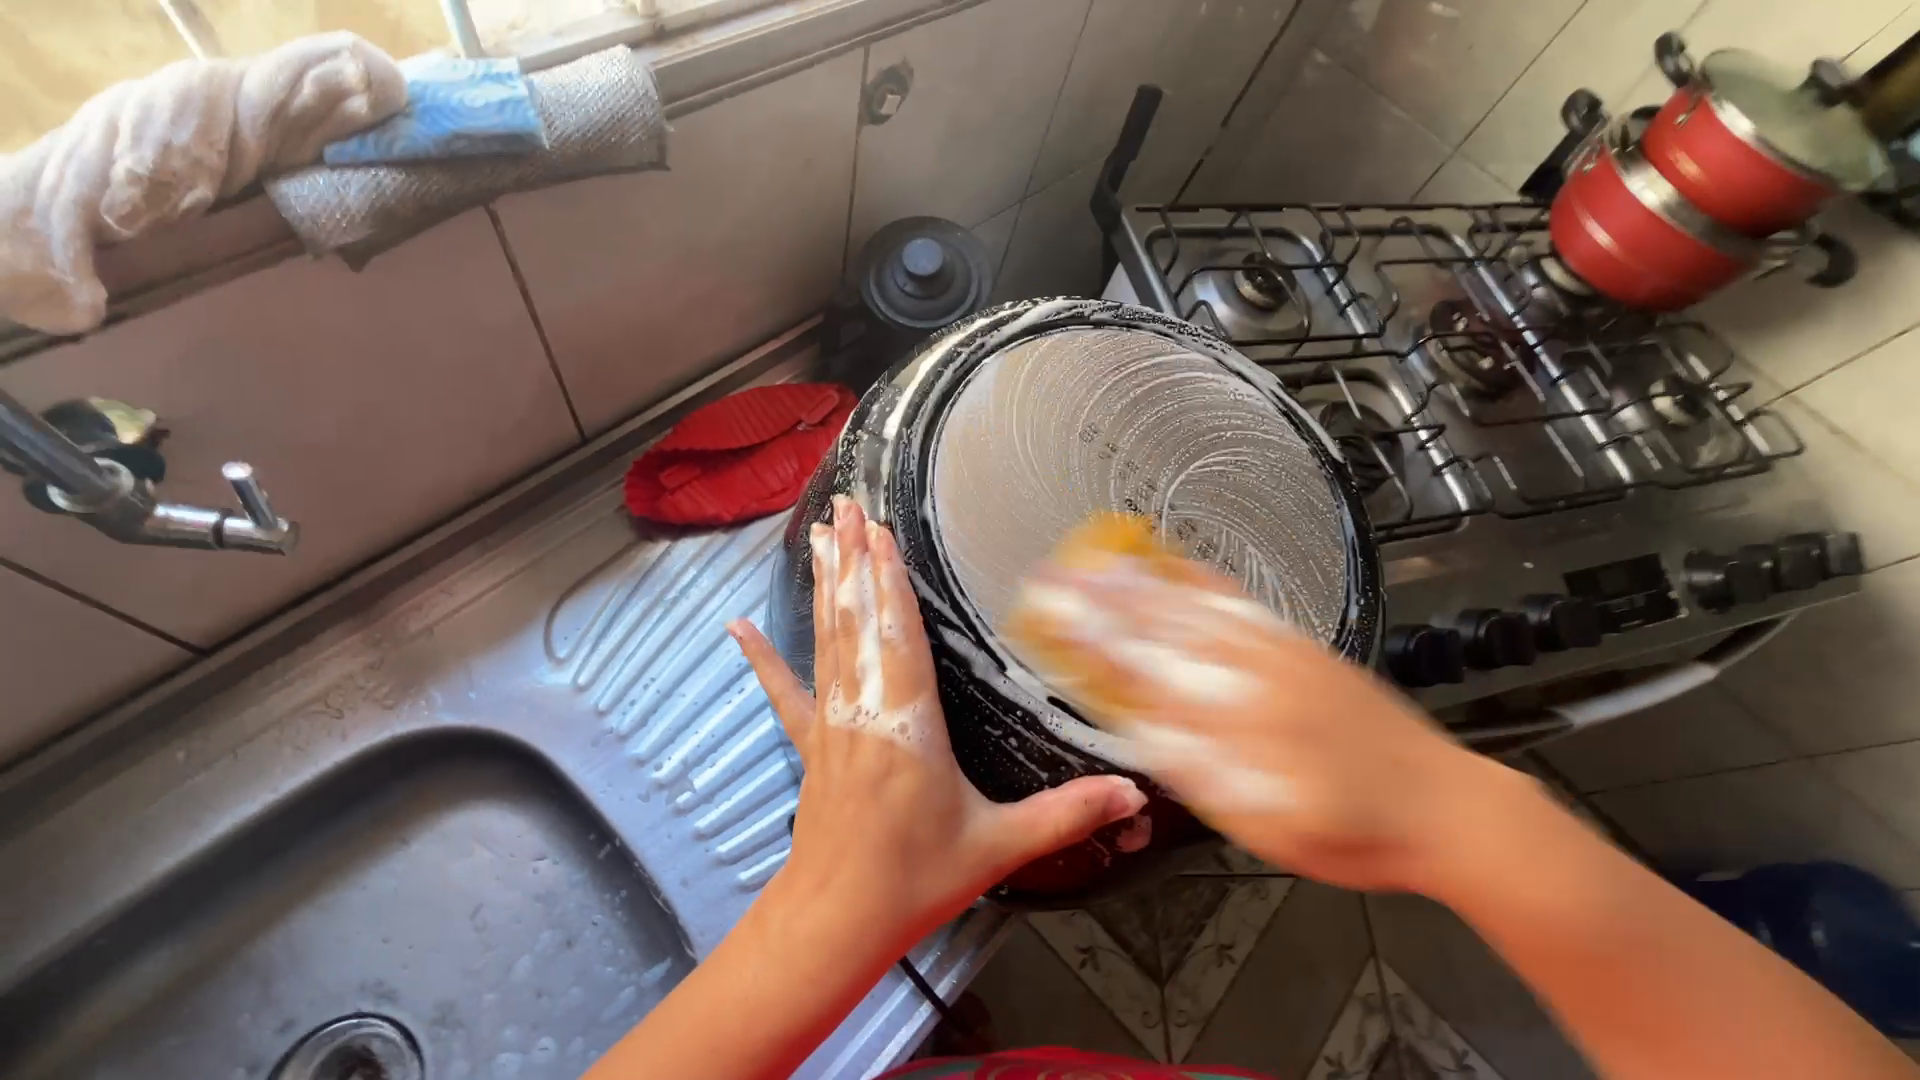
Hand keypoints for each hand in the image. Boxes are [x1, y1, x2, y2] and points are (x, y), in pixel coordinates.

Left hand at [728, 496, 1147, 952]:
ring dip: (824, 584)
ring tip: (819, 534)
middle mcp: (863, 711)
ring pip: (825, 640)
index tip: (879, 529)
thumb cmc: (916, 879)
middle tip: (844, 504)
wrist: (836, 921)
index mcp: (908, 724)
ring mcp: (830, 724)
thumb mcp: (999, 845)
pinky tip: (735, 627)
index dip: (889, 580)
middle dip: (853, 559)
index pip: (897, 635)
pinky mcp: (810, 744)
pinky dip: (762, 657)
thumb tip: (1135, 793)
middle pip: (856, 621)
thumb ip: (1067, 813)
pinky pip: (784, 691)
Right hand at [1014, 553, 1495, 894]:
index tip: (1049, 616)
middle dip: (1101, 601)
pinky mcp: (1301, 646)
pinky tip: (1180, 564)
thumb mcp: (1263, 823)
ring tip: (1099, 557)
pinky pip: (1242, 602)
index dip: (1090, 641)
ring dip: (1142, 581)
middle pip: (1159, 630)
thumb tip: (1138, 728)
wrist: (1444, 807)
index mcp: (1230, 724)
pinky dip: (1203, 578)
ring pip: (1194, 609)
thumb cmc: (1349, 830)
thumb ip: (1197, 771)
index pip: (1141, 672)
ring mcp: (1276, 655)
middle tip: (1056, 575)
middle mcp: (1248, 677)